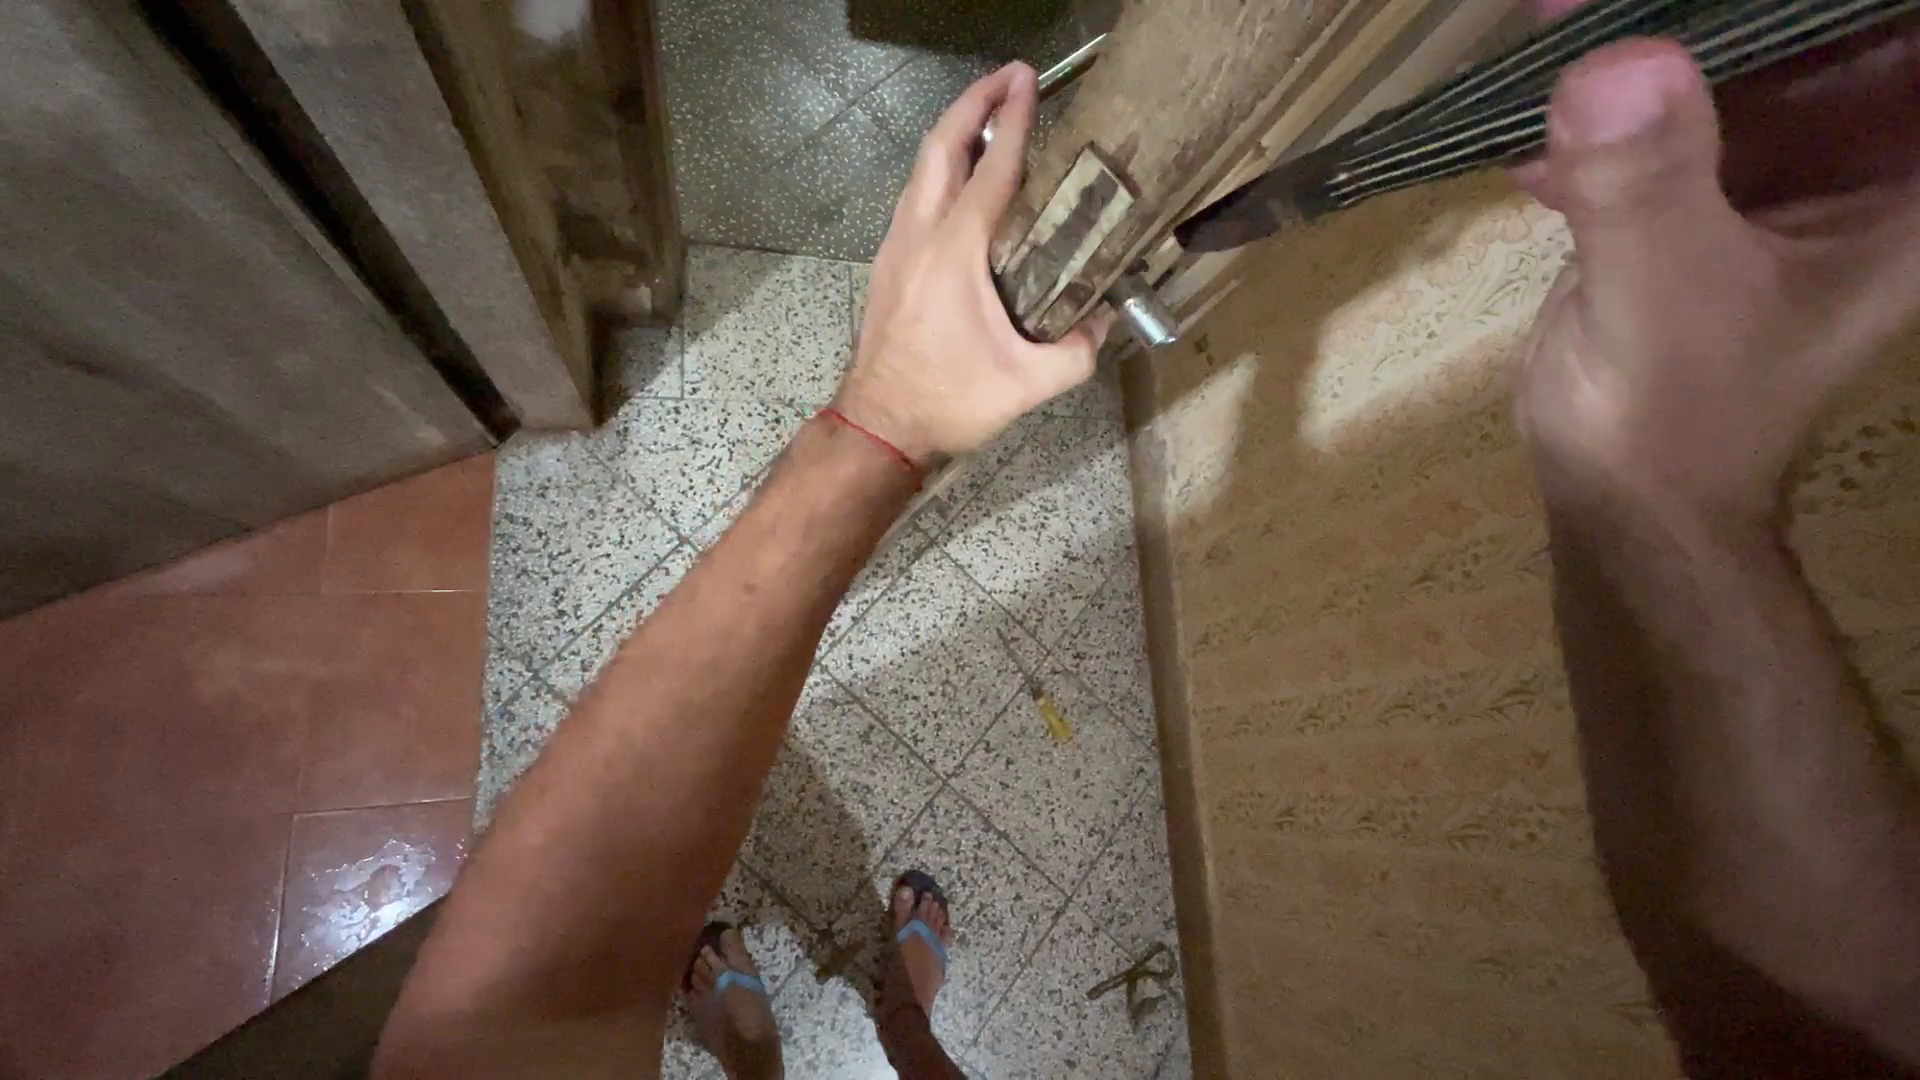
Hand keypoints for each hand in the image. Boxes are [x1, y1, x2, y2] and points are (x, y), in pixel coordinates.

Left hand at [833, 63, 1113, 465]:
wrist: (879, 425)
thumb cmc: (948, 403)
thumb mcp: (1027, 385)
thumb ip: (1076, 352)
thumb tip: (1102, 321)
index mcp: (954, 254)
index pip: (990, 169)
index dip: (1013, 121)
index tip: (1028, 81)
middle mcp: (918, 237)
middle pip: (940, 147)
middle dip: (973, 103)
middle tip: (1008, 82)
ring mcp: (894, 249)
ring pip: (920, 171)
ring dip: (953, 137)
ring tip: (988, 124)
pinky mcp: (885, 267)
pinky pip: (912, 200)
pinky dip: (937, 174)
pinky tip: (959, 187)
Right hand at [1514, 15, 1919, 526]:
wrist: (1616, 491)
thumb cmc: (1671, 416)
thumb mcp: (1665, 298)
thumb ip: (1644, 190)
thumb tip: (1606, 66)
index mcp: (1913, 163)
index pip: (1895, 32)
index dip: (1805, 6)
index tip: (1707, 2)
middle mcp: (1857, 151)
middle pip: (1804, 33)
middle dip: (1702, 15)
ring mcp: (1762, 178)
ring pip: (1714, 72)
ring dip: (1634, 52)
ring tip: (1551, 20)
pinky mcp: (1679, 207)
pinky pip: (1642, 132)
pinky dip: (1584, 121)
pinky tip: (1527, 120)